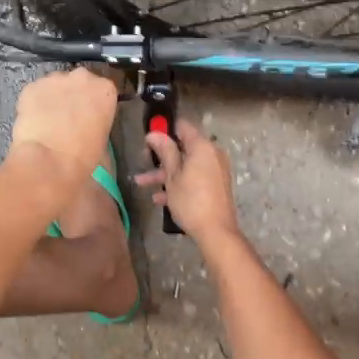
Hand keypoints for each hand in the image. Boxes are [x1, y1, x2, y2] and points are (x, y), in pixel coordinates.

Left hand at [9, 68, 118, 186]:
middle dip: (73, 95)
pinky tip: (34, 121)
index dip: (92, 103)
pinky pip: (35, 93)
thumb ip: (97, 121)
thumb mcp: (102, 138)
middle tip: (67, 117)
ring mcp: (54, 79)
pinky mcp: (32, 87)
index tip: (88, 115)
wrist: (50, 161)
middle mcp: (82, 77)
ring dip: (53, 98)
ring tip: (48, 121)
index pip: (101, 90)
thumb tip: (88, 124)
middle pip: (78, 82)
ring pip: (54, 85)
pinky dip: (34, 104)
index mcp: (105, 89)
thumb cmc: (83, 155)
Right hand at [135, 120, 238, 241]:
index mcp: (202, 147)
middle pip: (183, 148)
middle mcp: (212, 154)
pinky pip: (195, 177)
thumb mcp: (173, 176)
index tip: (149, 139)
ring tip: (141, 183)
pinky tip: (160, 198)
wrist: (216, 231)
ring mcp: (215, 170)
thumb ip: (164, 151)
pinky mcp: (216, 185)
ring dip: (165, 173)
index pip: (182, 127)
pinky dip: (179, 183)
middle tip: (143, 161)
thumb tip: (154, 133)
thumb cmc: (191, 200)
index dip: (164, 130)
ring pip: (186, 165)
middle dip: (161, 156)